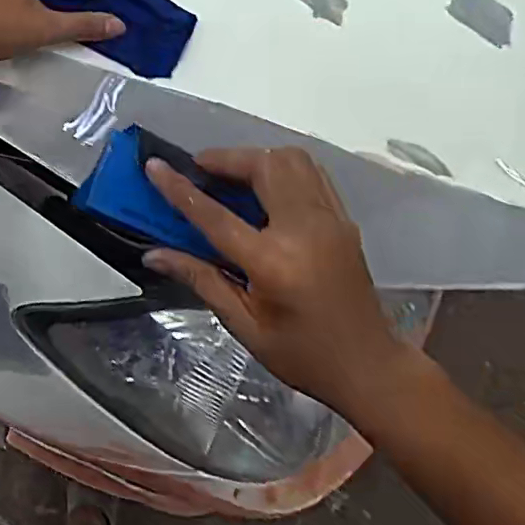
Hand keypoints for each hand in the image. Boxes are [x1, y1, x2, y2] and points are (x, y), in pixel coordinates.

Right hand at [143, 147, 417, 417]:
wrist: (371, 366)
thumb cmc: (303, 355)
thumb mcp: (245, 326)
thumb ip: (200, 280)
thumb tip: (154, 254)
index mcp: (273, 263)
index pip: (216, 215)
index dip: (180, 188)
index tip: (155, 165)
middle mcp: (304, 229)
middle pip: (262, 166)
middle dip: (225, 159)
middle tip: (201, 170)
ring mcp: (329, 219)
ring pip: (291, 158)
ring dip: (255, 158)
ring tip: (232, 176)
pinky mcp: (343, 218)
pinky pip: (311, 171)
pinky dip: (282, 166)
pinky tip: (266, 185)